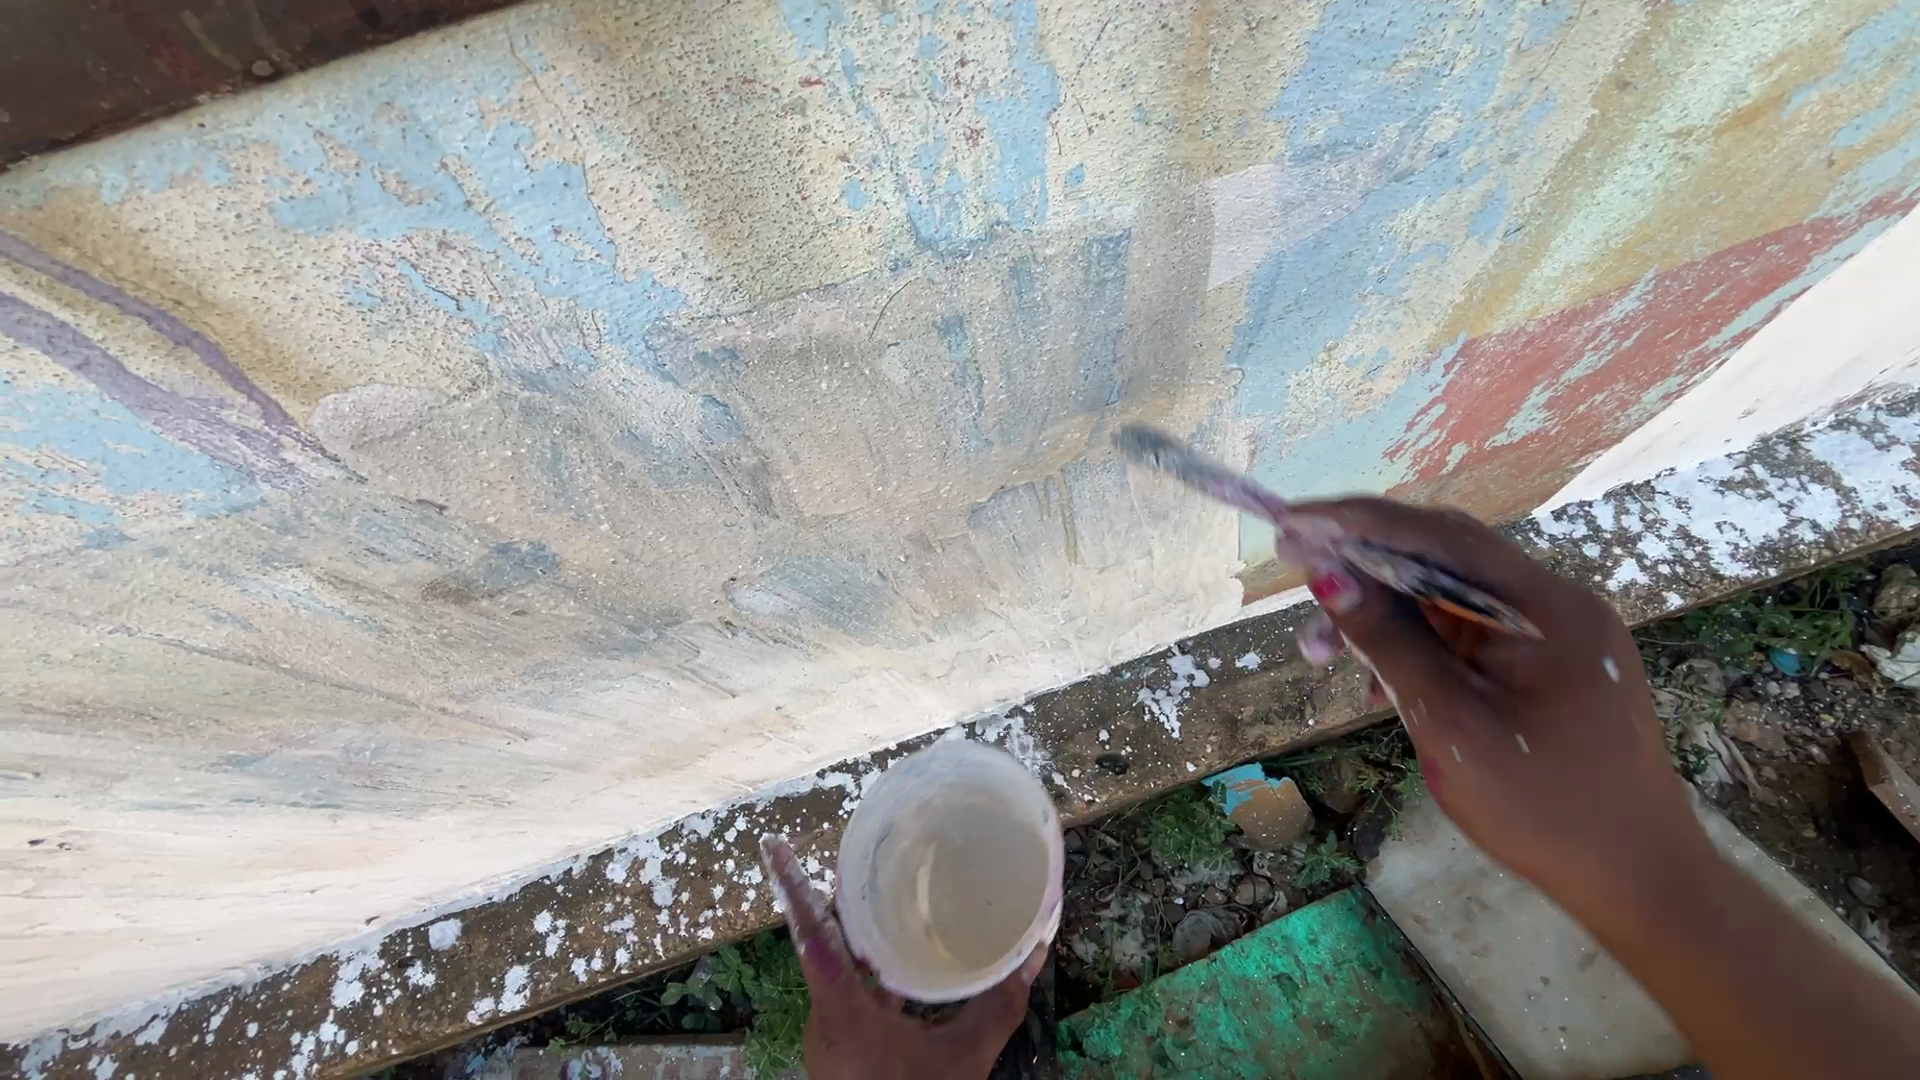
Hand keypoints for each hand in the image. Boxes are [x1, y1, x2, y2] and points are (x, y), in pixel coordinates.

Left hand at [759, 834, 1043, 1079]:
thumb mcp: (964, 1061)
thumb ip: (999, 1005)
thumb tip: (1033, 951)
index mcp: (842, 1013)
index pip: (809, 937)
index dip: (793, 890)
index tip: (775, 848)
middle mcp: (823, 1020)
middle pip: (818, 944)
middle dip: (830, 898)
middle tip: (855, 856)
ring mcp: (827, 1037)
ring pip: (832, 969)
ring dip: (850, 934)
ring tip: (879, 894)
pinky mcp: (838, 1050)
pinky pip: (844, 991)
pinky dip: (863, 968)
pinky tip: (895, 961)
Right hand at [1288, 498, 1710, 915]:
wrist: (1638, 880)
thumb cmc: (1543, 807)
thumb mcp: (1448, 721)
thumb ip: (1387, 641)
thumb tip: (1327, 576)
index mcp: (1544, 609)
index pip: (1438, 537)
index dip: (1357, 522)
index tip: (1292, 521)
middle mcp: (1551, 605)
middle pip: (1439, 558)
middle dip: (1360, 565)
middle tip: (1293, 567)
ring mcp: (1548, 634)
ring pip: (1442, 597)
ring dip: (1376, 613)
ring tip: (1317, 650)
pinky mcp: (1539, 663)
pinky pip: (1458, 632)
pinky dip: (1408, 643)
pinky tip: (1371, 680)